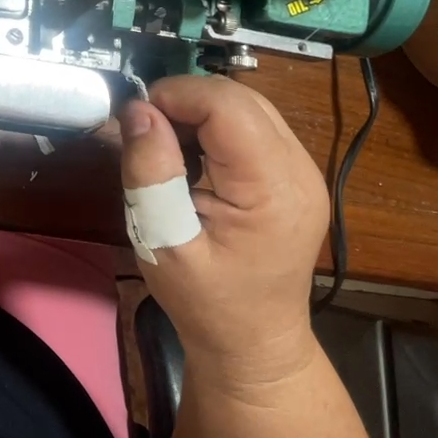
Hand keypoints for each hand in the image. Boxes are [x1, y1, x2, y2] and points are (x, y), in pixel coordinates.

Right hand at [117, 75, 328, 391]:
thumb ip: (151, 171)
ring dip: (197, 109)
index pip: (226, 104)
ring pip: (246, 103)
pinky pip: (251, 124)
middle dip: (184, 99)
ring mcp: (302, 170)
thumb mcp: (162, 240)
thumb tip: (138, 110)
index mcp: (272, 188)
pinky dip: (213, 123)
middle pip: (239, 96)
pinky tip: (192, 155)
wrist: (254, 341)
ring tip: (165, 145)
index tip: (135, 121)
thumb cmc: (205, 299)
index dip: (175, 96)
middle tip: (144, 132)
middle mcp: (299, 170)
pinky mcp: (293, 174)